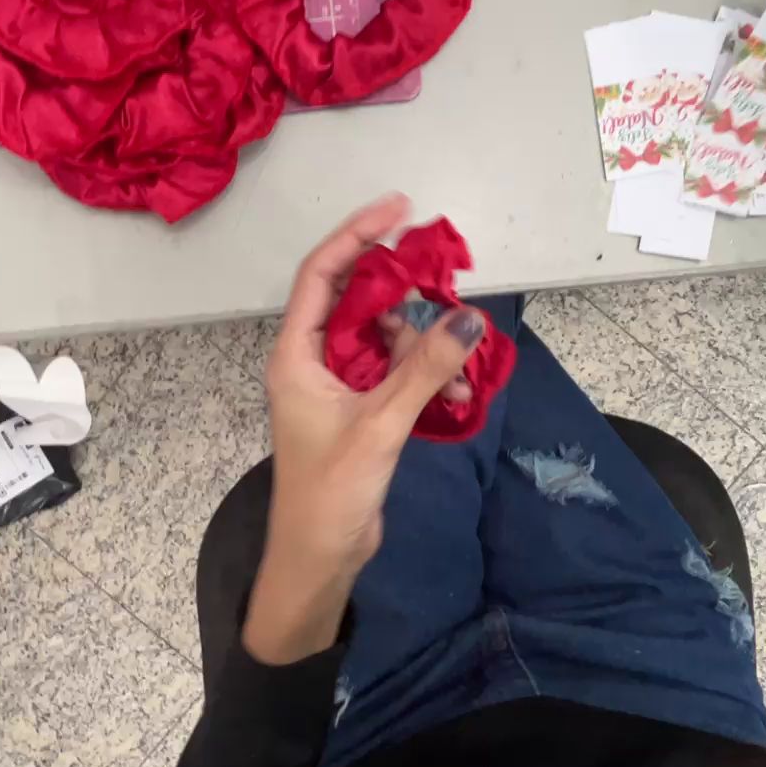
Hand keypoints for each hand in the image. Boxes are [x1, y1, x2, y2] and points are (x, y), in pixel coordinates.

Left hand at [243, 194, 485, 663]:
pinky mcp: (361, 410)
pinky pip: (397, 375)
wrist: (320, 558)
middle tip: (449, 285)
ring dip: (426, 351)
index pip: (322, 275)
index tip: (398, 208)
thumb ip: (423, 371)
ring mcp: (338, 386)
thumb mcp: (379, 426)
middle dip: (406, 296)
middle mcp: (314, 361)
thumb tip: (469, 321)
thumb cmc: (331, 493)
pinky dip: (426, 380)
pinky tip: (457, 400)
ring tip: (462, 376)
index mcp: (297, 355)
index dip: (356, 235)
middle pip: (360, 303)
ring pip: (386, 341)